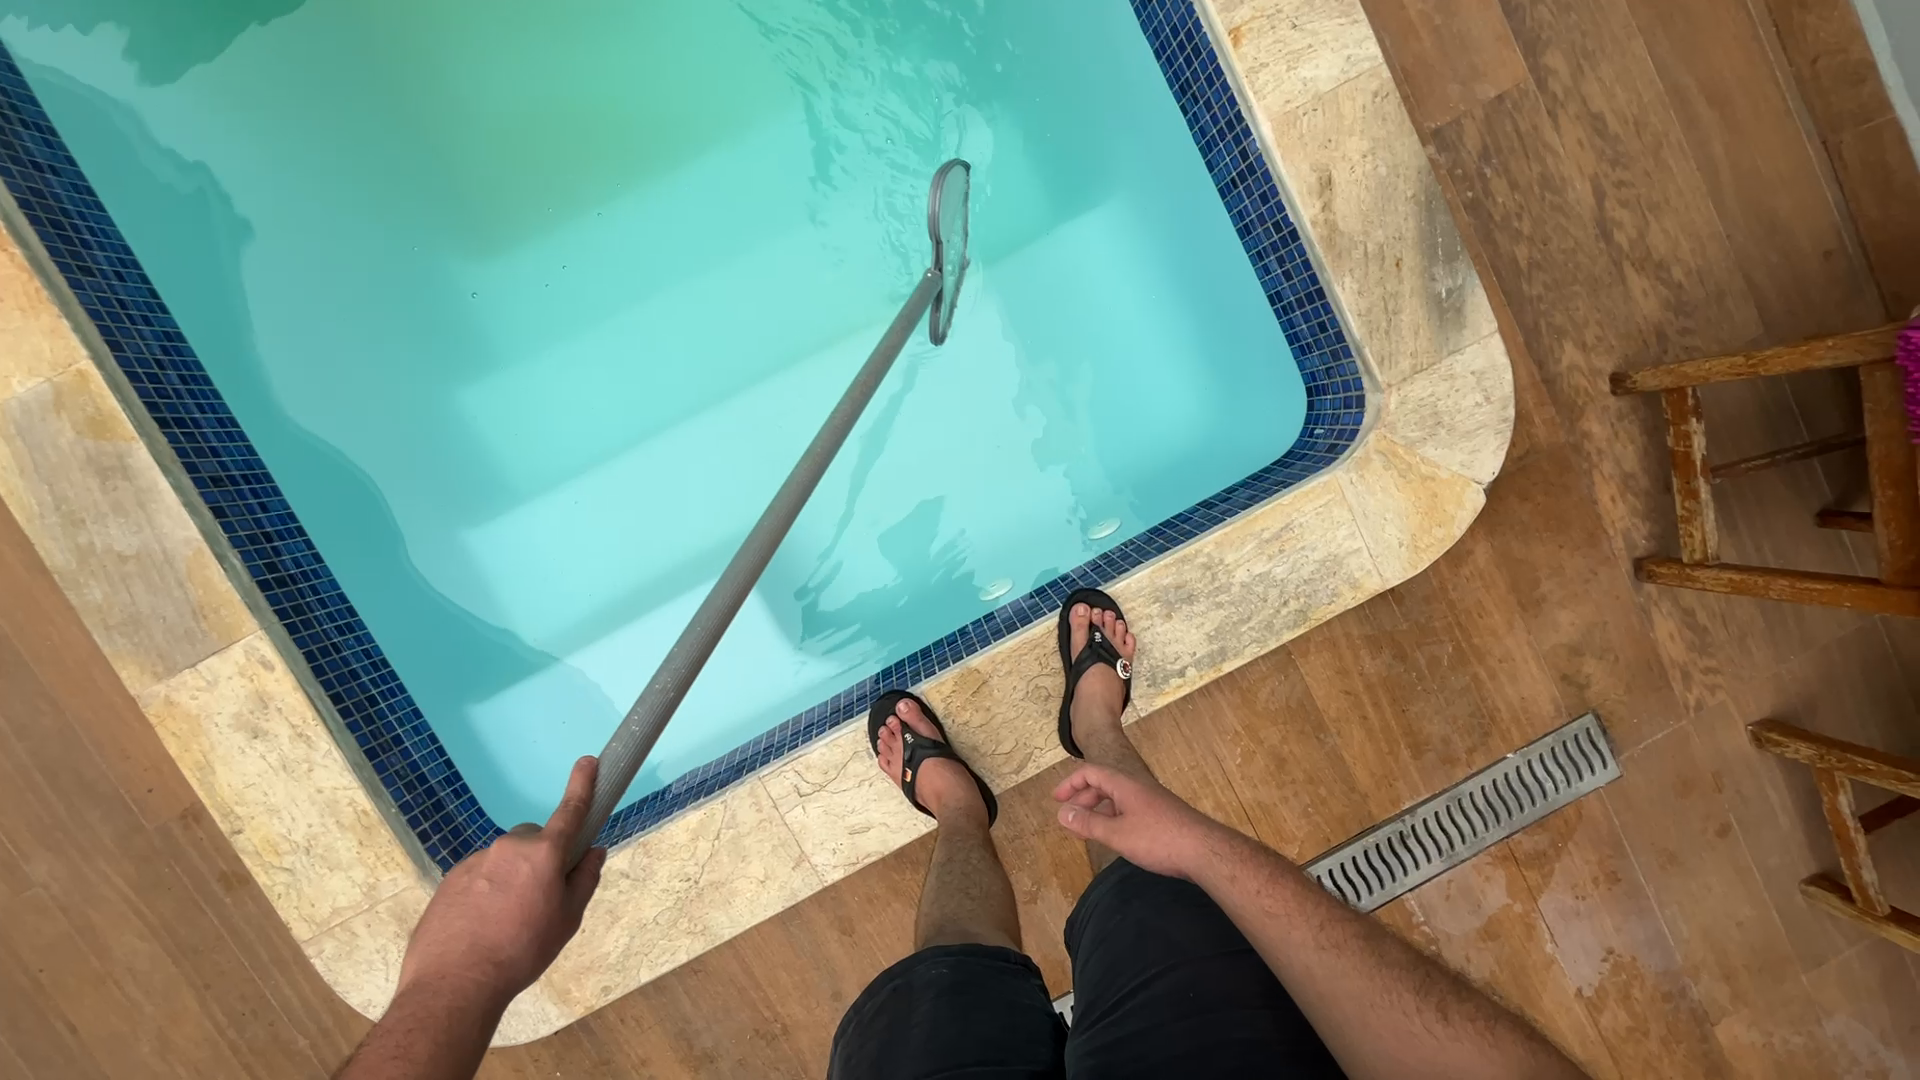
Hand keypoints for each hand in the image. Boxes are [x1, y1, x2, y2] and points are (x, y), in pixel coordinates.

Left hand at [396, 756, 607, 1008]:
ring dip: (510, 877)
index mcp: (545, 853)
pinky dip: (484, 892)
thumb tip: (594, 852)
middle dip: (540, 856)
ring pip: (504, 860)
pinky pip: (477, 877)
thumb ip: (584, 880)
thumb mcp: (568, 920)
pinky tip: (479, 927)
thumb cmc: (522, 951)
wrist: (453, 986)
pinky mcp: (448, 881)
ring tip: (503, 921)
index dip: (583, 784)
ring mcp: (475, 862)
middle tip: (539, 895)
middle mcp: (510, 847)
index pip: (571, 810)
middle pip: (534, 839)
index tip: (589, 760)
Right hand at [1052, 764, 1234, 879]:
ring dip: (1098, 809)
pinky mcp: (1161, 815)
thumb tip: (1060, 813)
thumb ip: (1087, 823)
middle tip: (1068, 817)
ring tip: (1087, 828)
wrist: (1204, 850)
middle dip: (1082, 798)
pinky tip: (1115, 835)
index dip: (1070, 783)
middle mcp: (1137, 787)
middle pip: (1103, 783)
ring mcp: (1151, 801)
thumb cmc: (1158, 839)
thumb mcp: (1116, 834)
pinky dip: (1114, 817)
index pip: (1090, 772)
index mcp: (1124, 784)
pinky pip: (1129, 808)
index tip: (1056, 800)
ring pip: (1117, 797)